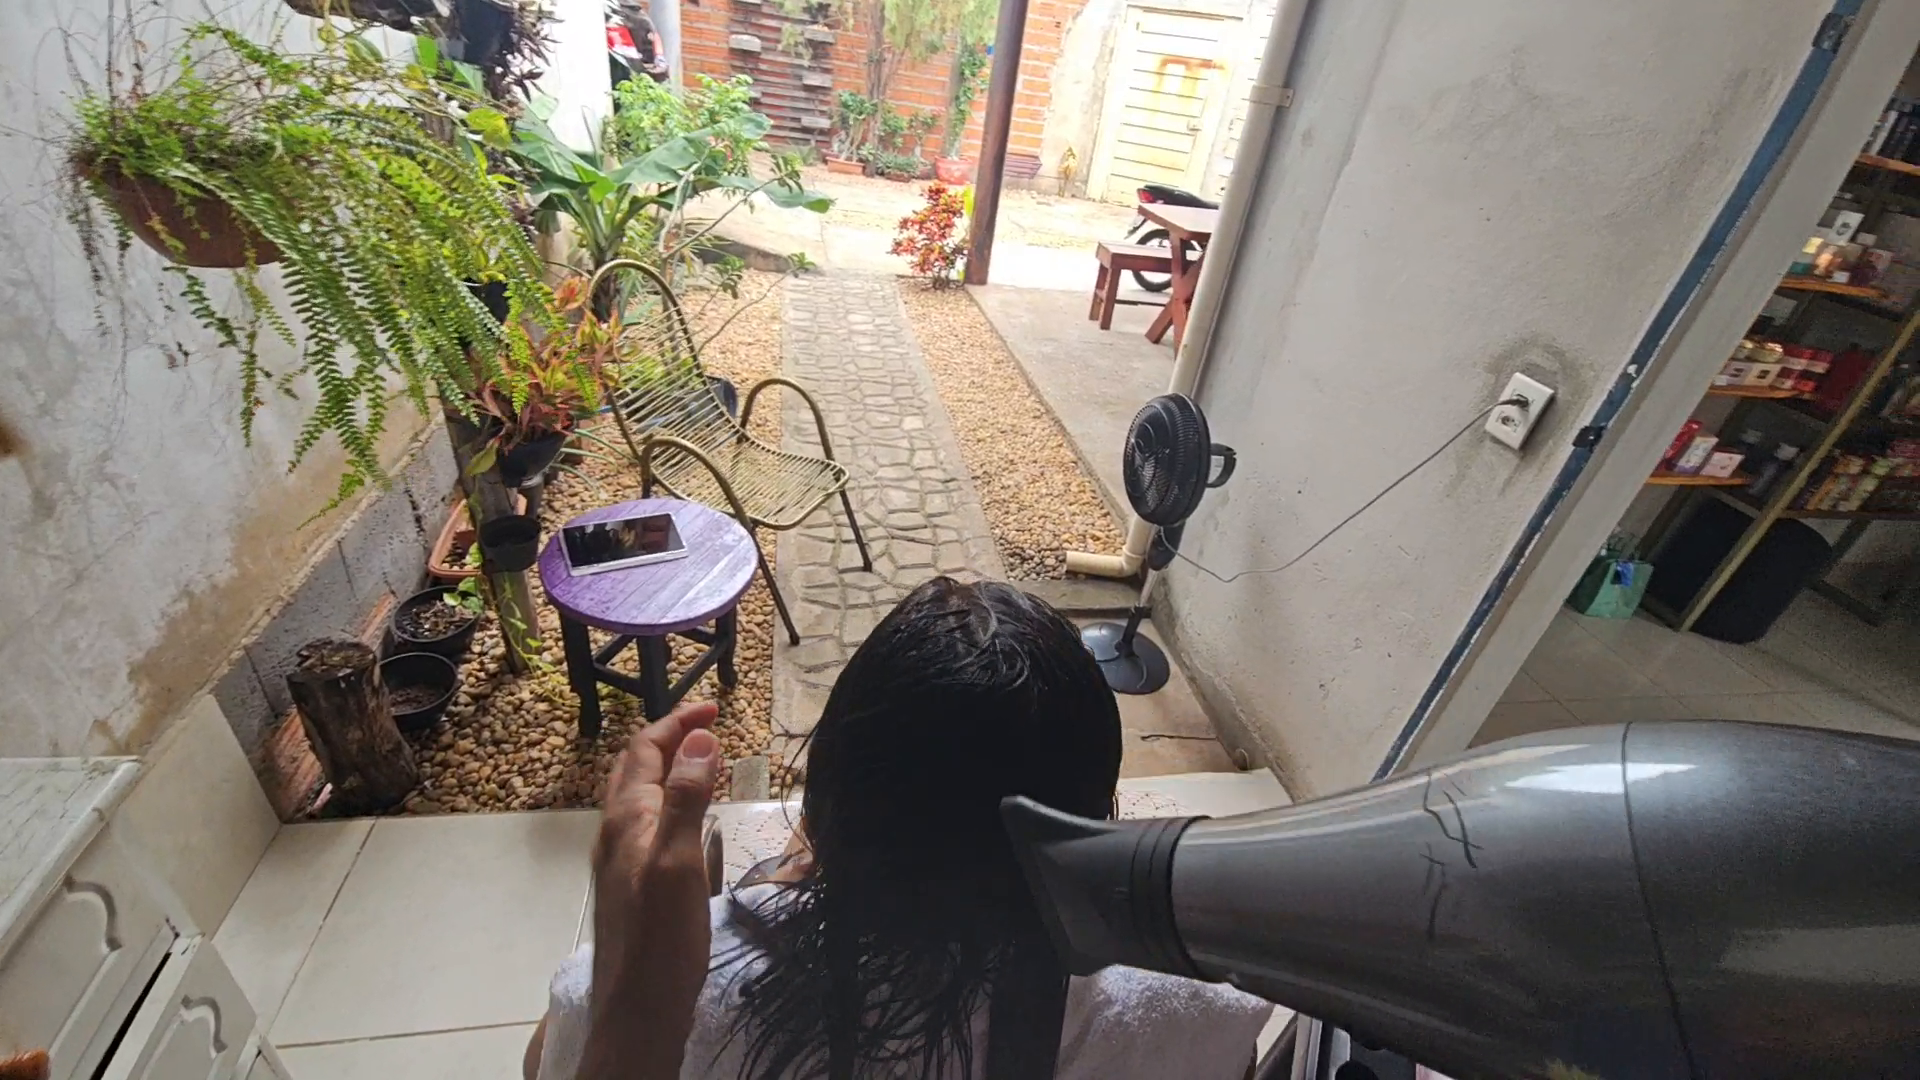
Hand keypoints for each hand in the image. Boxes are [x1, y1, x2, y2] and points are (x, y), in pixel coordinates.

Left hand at [578, 702, 720, 1079]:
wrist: (639, 1011)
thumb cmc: (663, 936)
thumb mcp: (679, 860)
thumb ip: (687, 796)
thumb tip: (700, 737)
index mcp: (629, 818)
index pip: (646, 749)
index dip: (678, 721)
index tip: (716, 706)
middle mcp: (618, 830)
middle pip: (637, 766)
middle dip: (671, 736)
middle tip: (711, 724)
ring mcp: (622, 856)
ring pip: (643, 792)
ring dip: (672, 764)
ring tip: (709, 758)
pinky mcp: (633, 879)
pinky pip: (651, 817)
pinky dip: (674, 796)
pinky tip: (694, 814)